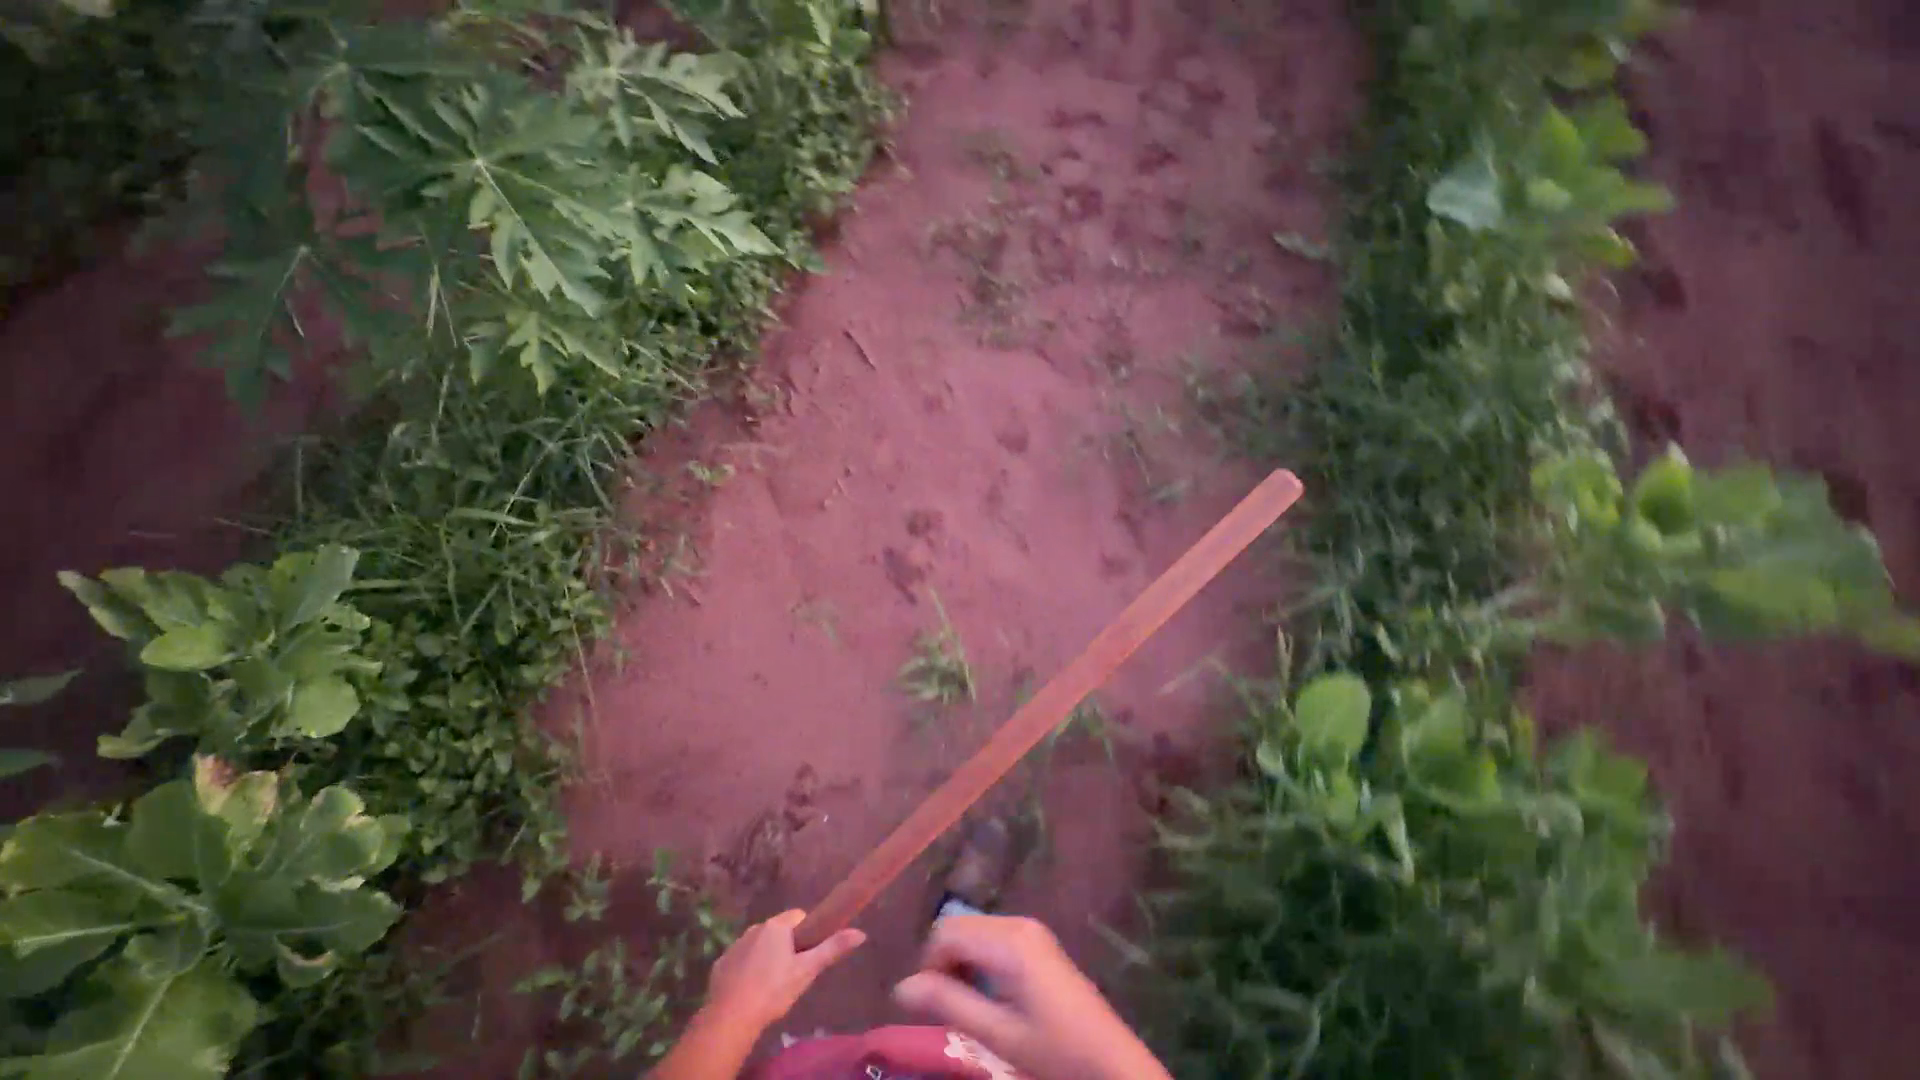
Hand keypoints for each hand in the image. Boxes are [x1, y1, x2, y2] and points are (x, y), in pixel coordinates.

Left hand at [705, 909, 865, 1029]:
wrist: (730, 1018)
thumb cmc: (774, 990)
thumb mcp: (807, 970)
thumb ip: (833, 949)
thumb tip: (861, 932)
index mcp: (776, 926)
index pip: (798, 916)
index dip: (807, 933)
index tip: (808, 954)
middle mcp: (754, 929)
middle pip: (778, 931)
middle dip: (787, 947)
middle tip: (793, 973)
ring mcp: (735, 946)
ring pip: (758, 945)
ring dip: (766, 957)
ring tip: (771, 986)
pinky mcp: (720, 965)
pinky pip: (740, 961)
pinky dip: (747, 970)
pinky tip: (751, 992)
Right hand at [892, 916, 1171, 1079]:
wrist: (1111, 1062)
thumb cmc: (1055, 1051)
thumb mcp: (998, 1034)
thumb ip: (948, 1005)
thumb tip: (900, 987)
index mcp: (1009, 941)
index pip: (944, 933)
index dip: (929, 967)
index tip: (935, 1007)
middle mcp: (1018, 923)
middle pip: (958, 928)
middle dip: (944, 964)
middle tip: (952, 1010)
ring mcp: (1031, 930)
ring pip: (973, 933)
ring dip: (961, 965)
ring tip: (971, 1007)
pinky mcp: (1037, 942)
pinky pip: (992, 939)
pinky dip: (980, 963)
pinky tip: (991, 997)